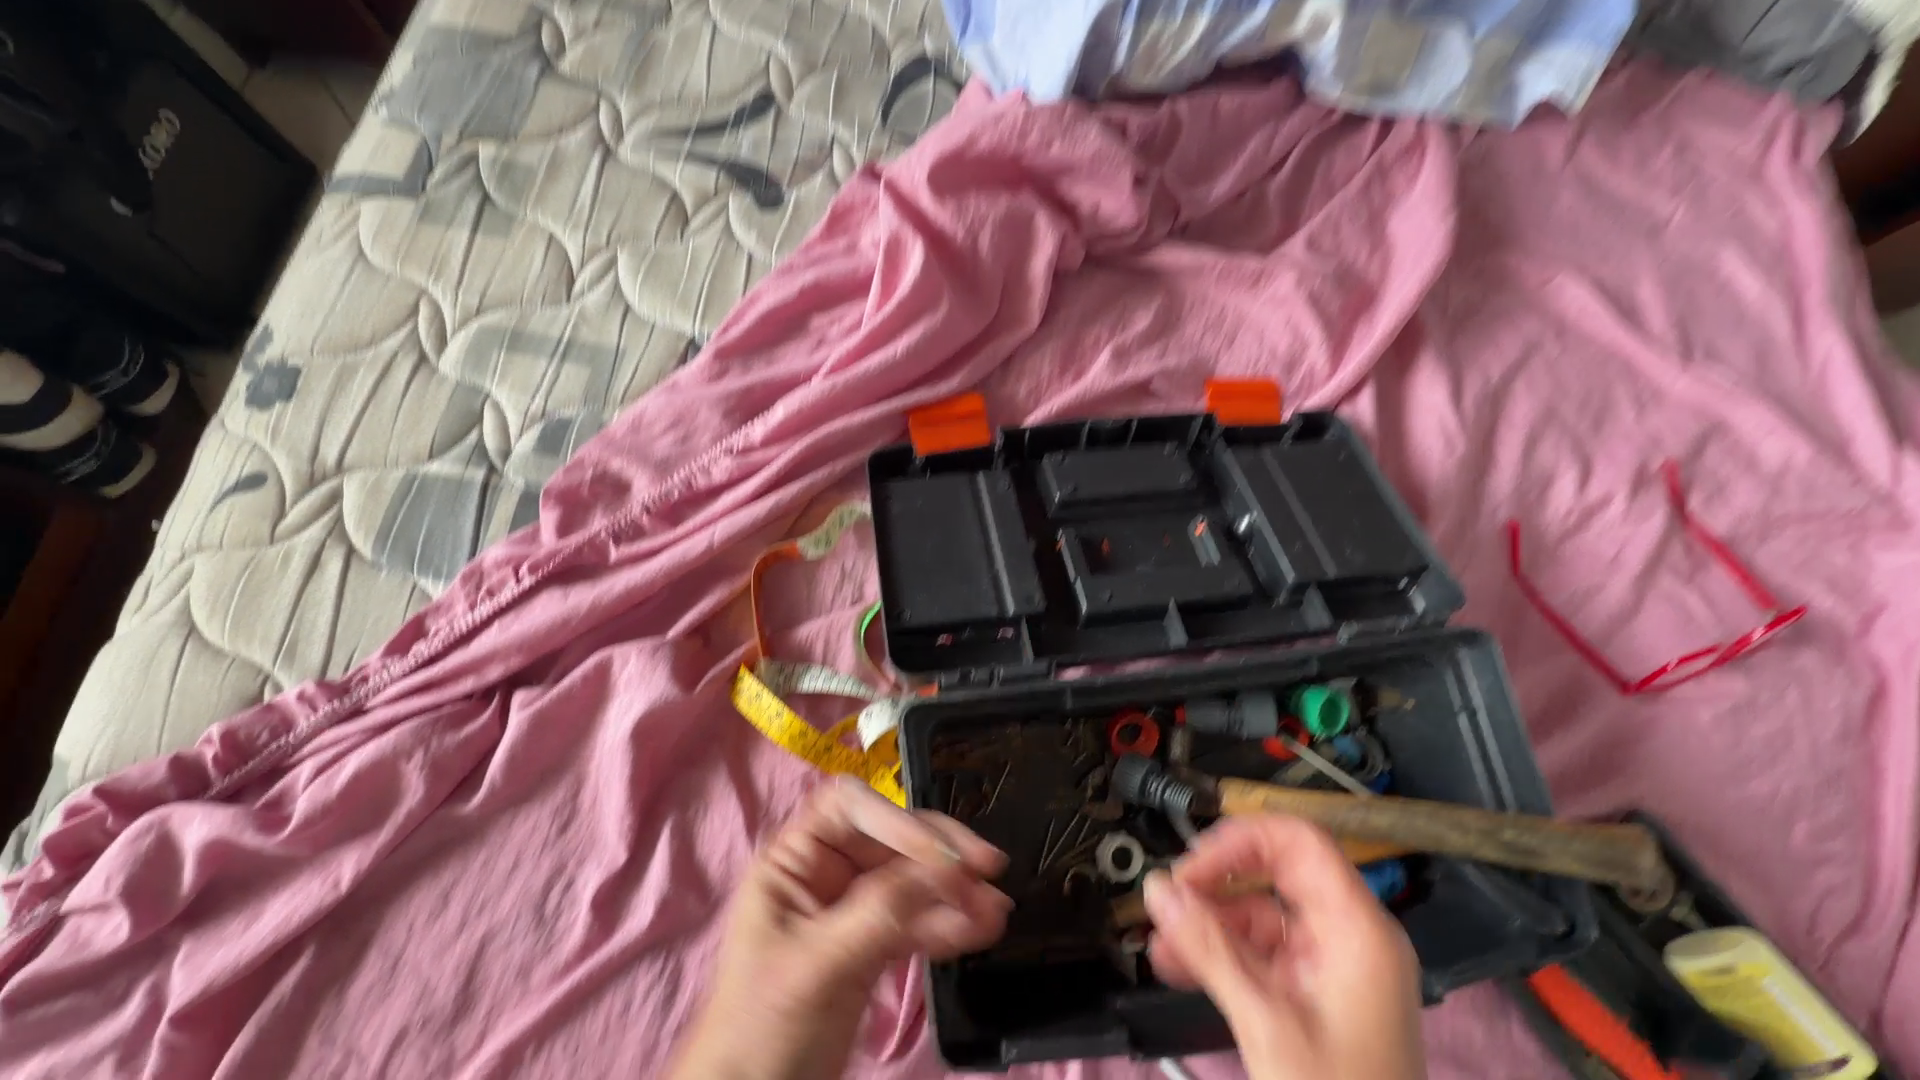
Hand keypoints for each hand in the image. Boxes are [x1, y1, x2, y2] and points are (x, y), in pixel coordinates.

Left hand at [666, 778, 1010, 1079]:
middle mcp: (826, 874)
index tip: (942, 855)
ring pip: (914, 882)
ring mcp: (853, 910)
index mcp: (794, 861)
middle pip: (892, 840)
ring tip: (996, 911)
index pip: (850, 810)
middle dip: (939, 856)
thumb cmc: (759, 1028)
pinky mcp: (875, 948)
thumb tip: (941, 871)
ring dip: (956, 892)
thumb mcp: (815, 965)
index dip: (898, 820)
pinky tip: (982, 928)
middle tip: (988, 870)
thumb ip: (877, 914)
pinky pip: (919, 922)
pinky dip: (950, 924)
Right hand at [1144, 816, 1424, 1079]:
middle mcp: (1349, 935)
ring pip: (1261, 912)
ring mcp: (1332, 963)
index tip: (1191, 867)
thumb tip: (1159, 890)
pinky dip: (1221, 952)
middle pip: (1276, 873)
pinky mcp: (1314, 990)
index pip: (1299, 843)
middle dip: (1216, 881)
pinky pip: (1261, 950)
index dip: (1240, 841)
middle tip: (1169, 898)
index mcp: (1358, 930)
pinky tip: (1179, 962)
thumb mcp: (1266, 1022)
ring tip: (1161, 940)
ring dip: (1208, 921)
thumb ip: (1210, 950)